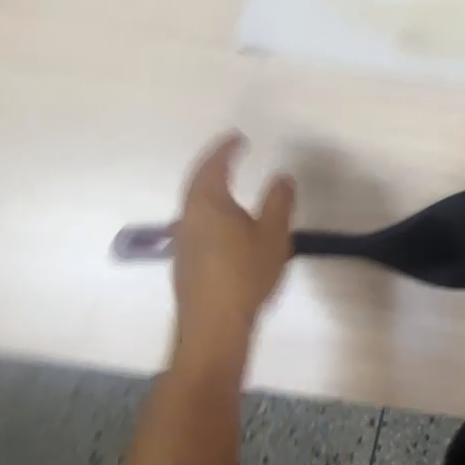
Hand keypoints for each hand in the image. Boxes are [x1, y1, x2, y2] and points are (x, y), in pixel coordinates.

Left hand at [171, 133, 295, 365]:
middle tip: (231, 153)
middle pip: (197, 183)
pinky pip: (196, 222)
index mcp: (208, 204)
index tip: (238, 138)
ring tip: (228, 182)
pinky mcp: (186, 262)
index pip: (213, 167)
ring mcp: (183, 242)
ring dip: (210, 188)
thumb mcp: (273, 233)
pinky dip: (210, 208)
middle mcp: (188, 218)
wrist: (213, 327)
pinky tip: (224, 220)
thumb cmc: (245, 274)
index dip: (225, 150)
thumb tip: (281, 177)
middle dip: (214, 165)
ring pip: (194, 204)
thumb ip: (278, 201)